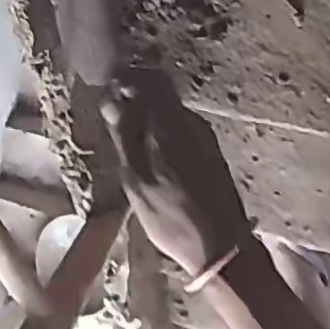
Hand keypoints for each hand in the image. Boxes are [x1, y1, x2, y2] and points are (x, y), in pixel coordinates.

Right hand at [104, 67, 252, 276]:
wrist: (221, 248)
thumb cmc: (170, 217)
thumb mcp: (135, 180)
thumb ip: (125, 135)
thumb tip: (112, 99)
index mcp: (167, 125)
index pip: (145, 80)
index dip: (124, 79)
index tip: (108, 90)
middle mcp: (189, 121)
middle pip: (160, 88)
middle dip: (135, 91)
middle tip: (115, 110)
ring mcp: (202, 133)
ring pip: (170, 105)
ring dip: (148, 108)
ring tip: (129, 129)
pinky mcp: (209, 147)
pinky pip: (179, 121)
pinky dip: (161, 124)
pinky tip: (151, 146)